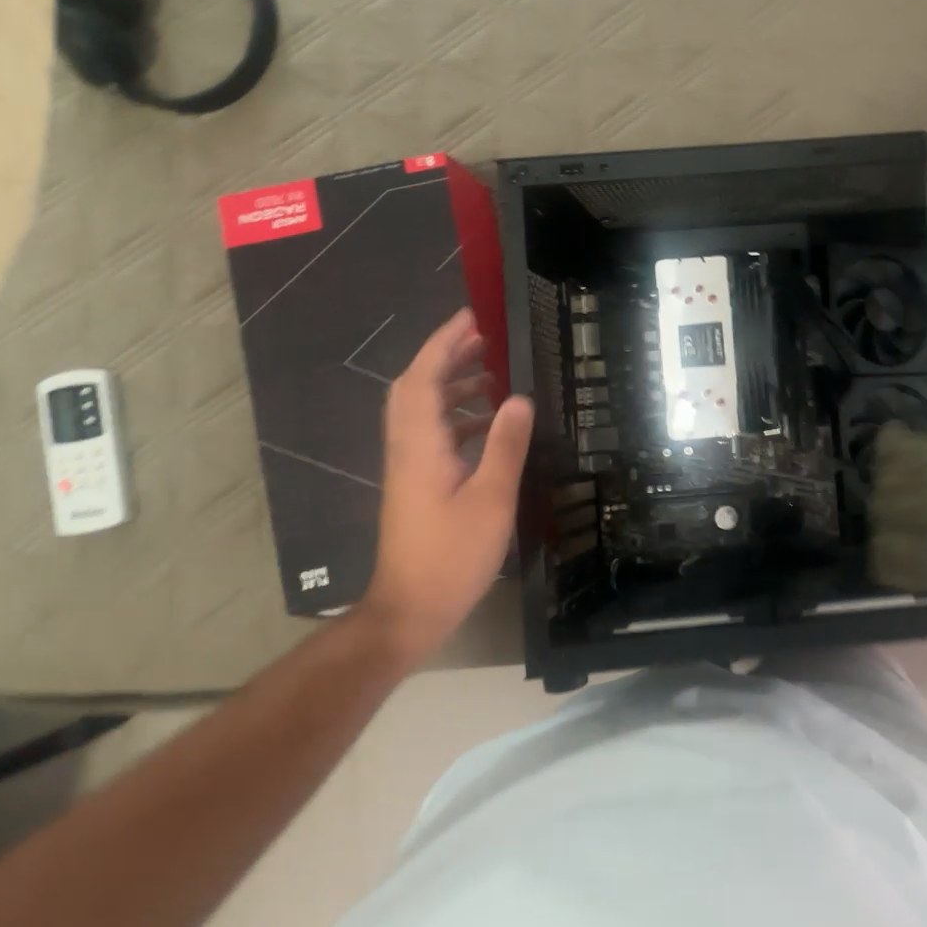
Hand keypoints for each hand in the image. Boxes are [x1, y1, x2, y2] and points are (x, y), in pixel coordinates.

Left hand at [358, 310, 533, 663]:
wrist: (411, 608)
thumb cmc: (452, 555)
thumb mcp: (491, 499)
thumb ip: (505, 446)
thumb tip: (519, 398)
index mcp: (421, 446)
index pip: (422, 380)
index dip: (443, 345)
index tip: (471, 318)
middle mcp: (408, 450)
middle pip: (416, 389)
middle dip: (446, 358)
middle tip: (484, 340)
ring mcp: (410, 469)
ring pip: (423, 412)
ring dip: (452, 387)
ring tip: (494, 375)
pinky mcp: (417, 486)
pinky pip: (433, 436)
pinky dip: (458, 419)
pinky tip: (489, 426)